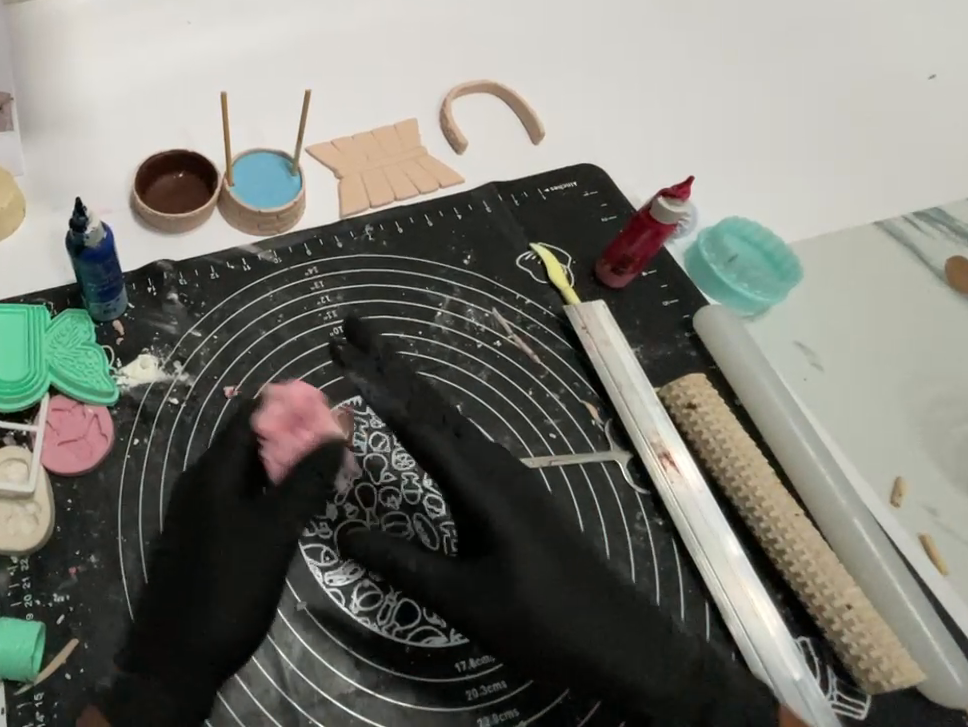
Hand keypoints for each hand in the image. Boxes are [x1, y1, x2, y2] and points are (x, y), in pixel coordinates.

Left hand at [99, 396, 344, 725]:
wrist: (175, 656)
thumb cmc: (228, 586)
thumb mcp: (275, 532)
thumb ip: (305, 482)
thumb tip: (335, 433)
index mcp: (213, 469)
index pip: (251, 415)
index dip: (289, 405)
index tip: (328, 406)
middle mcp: (202, 479)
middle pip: (249, 441)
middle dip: (291, 435)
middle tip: (336, 442)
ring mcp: (200, 508)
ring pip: (247, 471)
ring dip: (283, 464)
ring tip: (325, 469)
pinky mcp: (204, 533)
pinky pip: (240, 496)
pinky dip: (269, 491)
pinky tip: (295, 505)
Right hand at [328, 316, 777, 726]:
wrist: (626, 643)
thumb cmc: (544, 623)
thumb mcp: (465, 601)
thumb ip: (402, 564)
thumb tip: (342, 534)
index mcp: (478, 482)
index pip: (415, 422)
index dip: (376, 385)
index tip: (341, 352)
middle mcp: (490, 463)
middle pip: (430, 400)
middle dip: (388, 360)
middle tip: (350, 324)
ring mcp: (504, 472)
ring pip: (444, 412)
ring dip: (405, 380)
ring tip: (370, 354)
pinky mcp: (510, 487)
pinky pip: (456, 432)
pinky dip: (424, 409)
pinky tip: (415, 412)